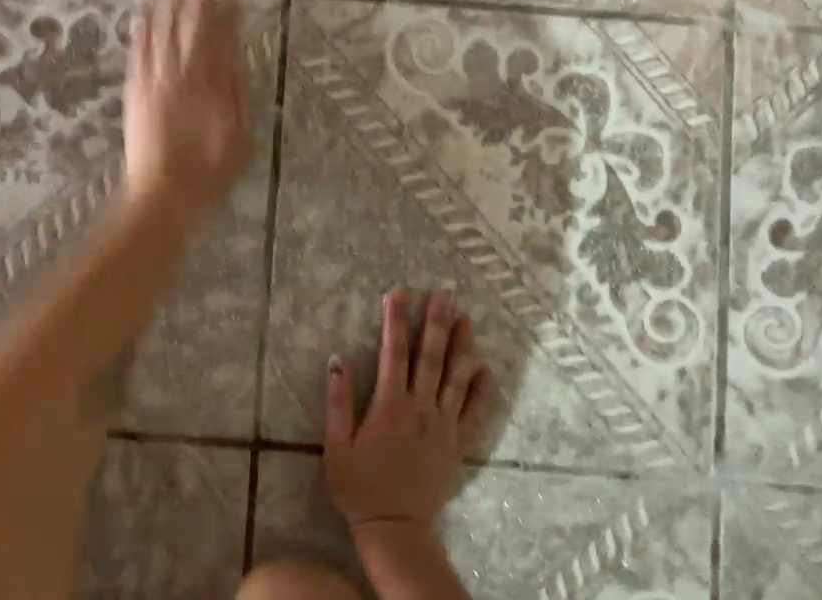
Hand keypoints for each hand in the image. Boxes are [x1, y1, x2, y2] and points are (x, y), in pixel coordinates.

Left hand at [121, 0, 250, 213]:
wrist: (161, 193)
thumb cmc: (208, 170)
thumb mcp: (237, 133)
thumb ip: (236, 90)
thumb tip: (235, 53)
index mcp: (208, 82)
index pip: (218, 34)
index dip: (223, 7)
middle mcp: (179, 73)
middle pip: (187, 23)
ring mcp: (153, 79)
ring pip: (159, 30)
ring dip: (167, 1)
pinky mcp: (134, 90)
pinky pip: (137, 50)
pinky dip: (140, 29)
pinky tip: (142, 13)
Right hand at [324, 289, 491, 533]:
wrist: (394, 528)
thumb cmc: (358, 486)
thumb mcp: (336, 445)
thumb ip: (337, 402)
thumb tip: (337, 360)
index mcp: (389, 405)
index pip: (393, 352)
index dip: (395, 320)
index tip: (398, 292)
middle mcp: (420, 409)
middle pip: (430, 357)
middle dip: (436, 322)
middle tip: (444, 293)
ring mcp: (443, 426)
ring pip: (455, 378)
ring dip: (461, 345)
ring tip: (466, 317)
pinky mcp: (457, 445)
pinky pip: (473, 412)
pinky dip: (480, 389)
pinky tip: (485, 368)